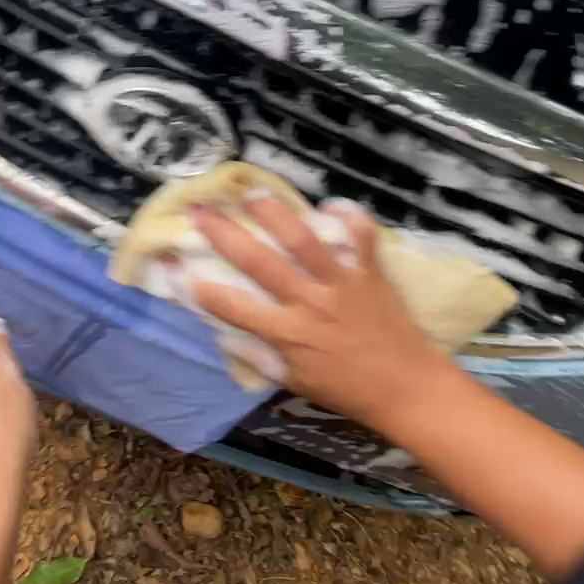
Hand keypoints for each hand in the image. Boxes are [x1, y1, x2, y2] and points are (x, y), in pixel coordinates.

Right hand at [189, 197, 453, 427]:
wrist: (408, 389)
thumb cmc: (346, 388)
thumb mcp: (293, 381)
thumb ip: (256, 357)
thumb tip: (221, 332)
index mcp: (286, 334)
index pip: (232, 307)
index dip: (199, 285)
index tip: (174, 265)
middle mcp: (309, 304)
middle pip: (258, 262)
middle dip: (223, 233)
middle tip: (198, 209)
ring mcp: (341, 284)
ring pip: (303, 240)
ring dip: (274, 213)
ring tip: (252, 193)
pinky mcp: (370, 273)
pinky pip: (360, 237)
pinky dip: (347, 216)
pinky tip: (329, 203)